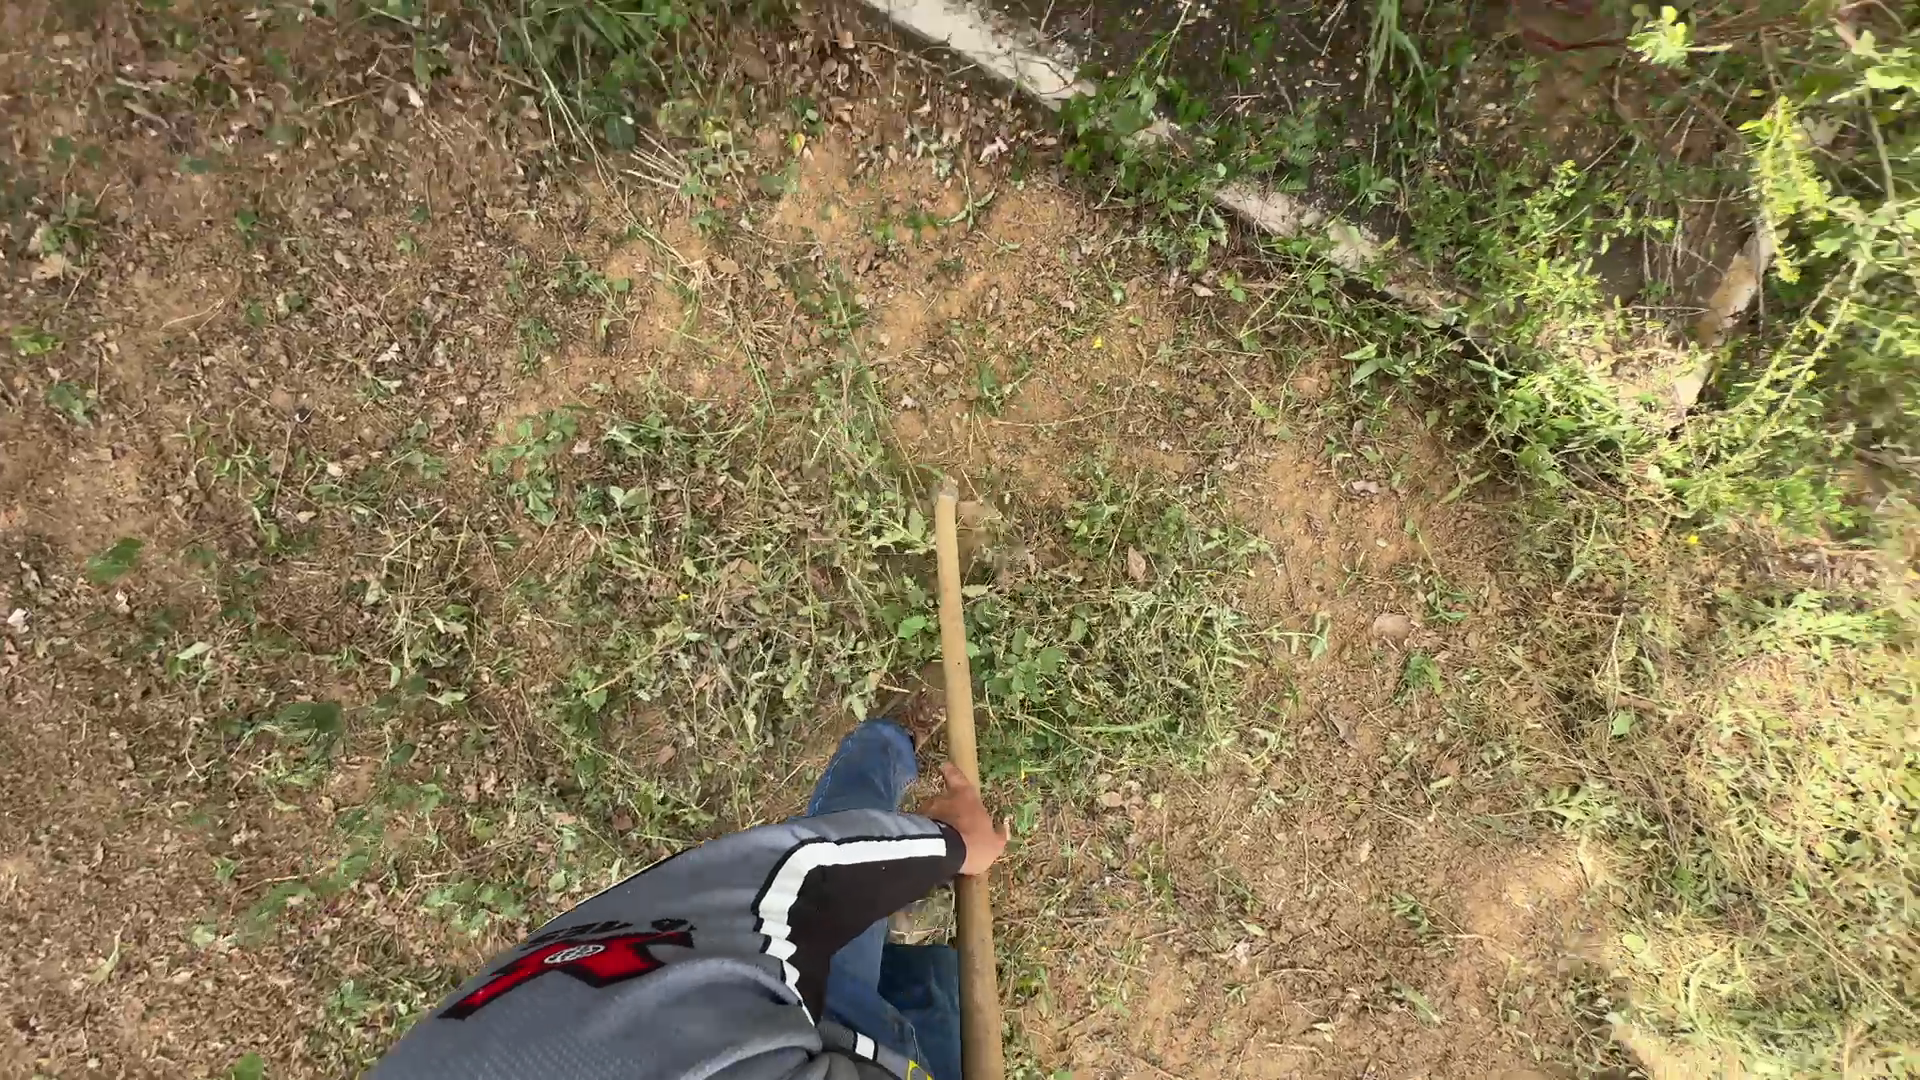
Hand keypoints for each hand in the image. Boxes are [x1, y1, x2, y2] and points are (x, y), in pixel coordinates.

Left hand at [918, 762, 1009, 875]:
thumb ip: (997, 835)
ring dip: (933, 825)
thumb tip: (1002, 828)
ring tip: (939, 844)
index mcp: (965, 796)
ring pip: (929, 815)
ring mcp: (925, 810)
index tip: (945, 765)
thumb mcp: (993, 844)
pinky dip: (924, 835)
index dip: (951, 771)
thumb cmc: (974, 842)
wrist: (944, 853)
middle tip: (949, 828)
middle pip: (943, 800)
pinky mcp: (912, 824)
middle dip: (944, 812)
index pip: (957, 777)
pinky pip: (919, 828)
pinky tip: (928, 849)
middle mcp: (943, 798)